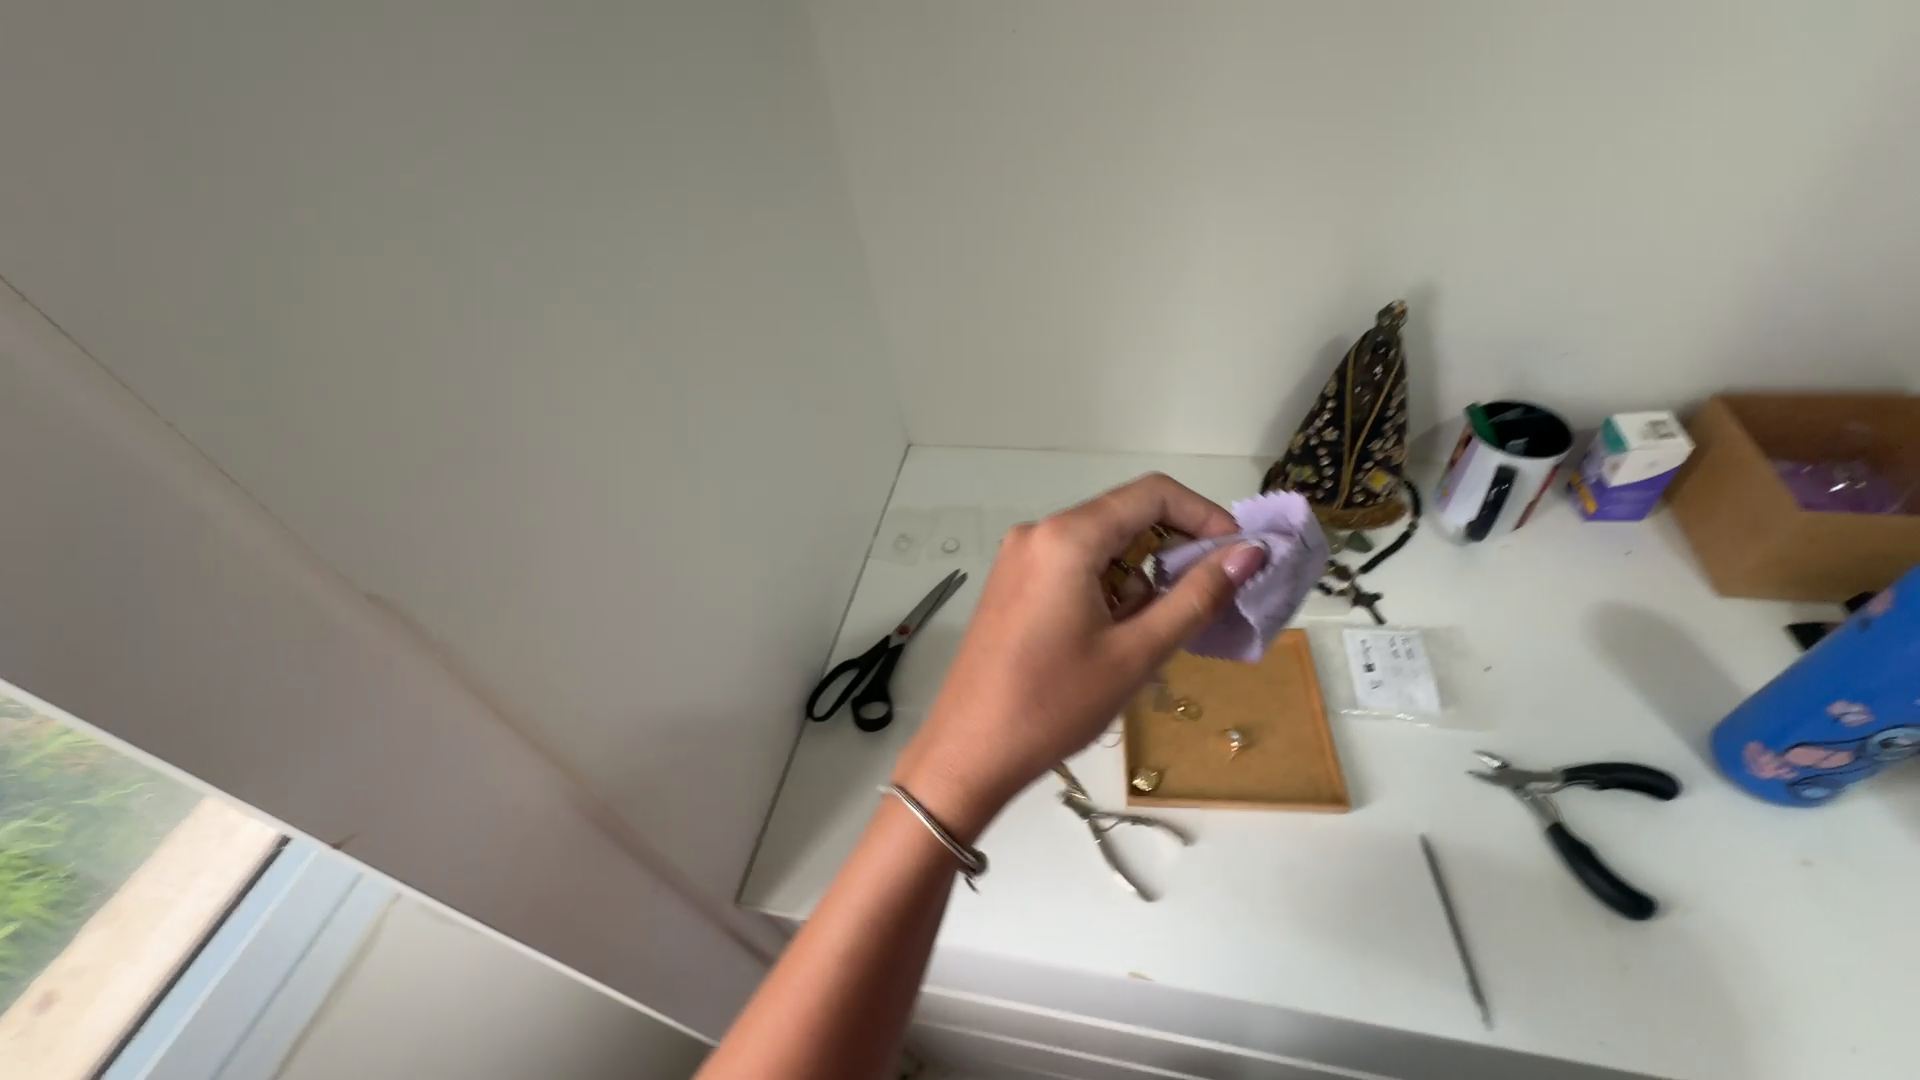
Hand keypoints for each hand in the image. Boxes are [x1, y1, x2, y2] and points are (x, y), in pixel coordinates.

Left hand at [893, 473, 1268, 839]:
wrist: (968, 752)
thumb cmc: (1054, 704)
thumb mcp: (1136, 653)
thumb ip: (1196, 596)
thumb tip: (1249, 553)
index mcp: (1066, 537)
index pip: (1152, 494)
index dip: (1204, 516)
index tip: (1236, 557)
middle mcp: (1037, 533)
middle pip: (1123, 516)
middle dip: (1172, 551)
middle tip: (1202, 603)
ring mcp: (1017, 557)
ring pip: (1098, 545)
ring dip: (1137, 576)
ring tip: (1145, 636)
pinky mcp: (1009, 584)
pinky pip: (1071, 566)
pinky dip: (1105, 587)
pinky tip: (1109, 636)